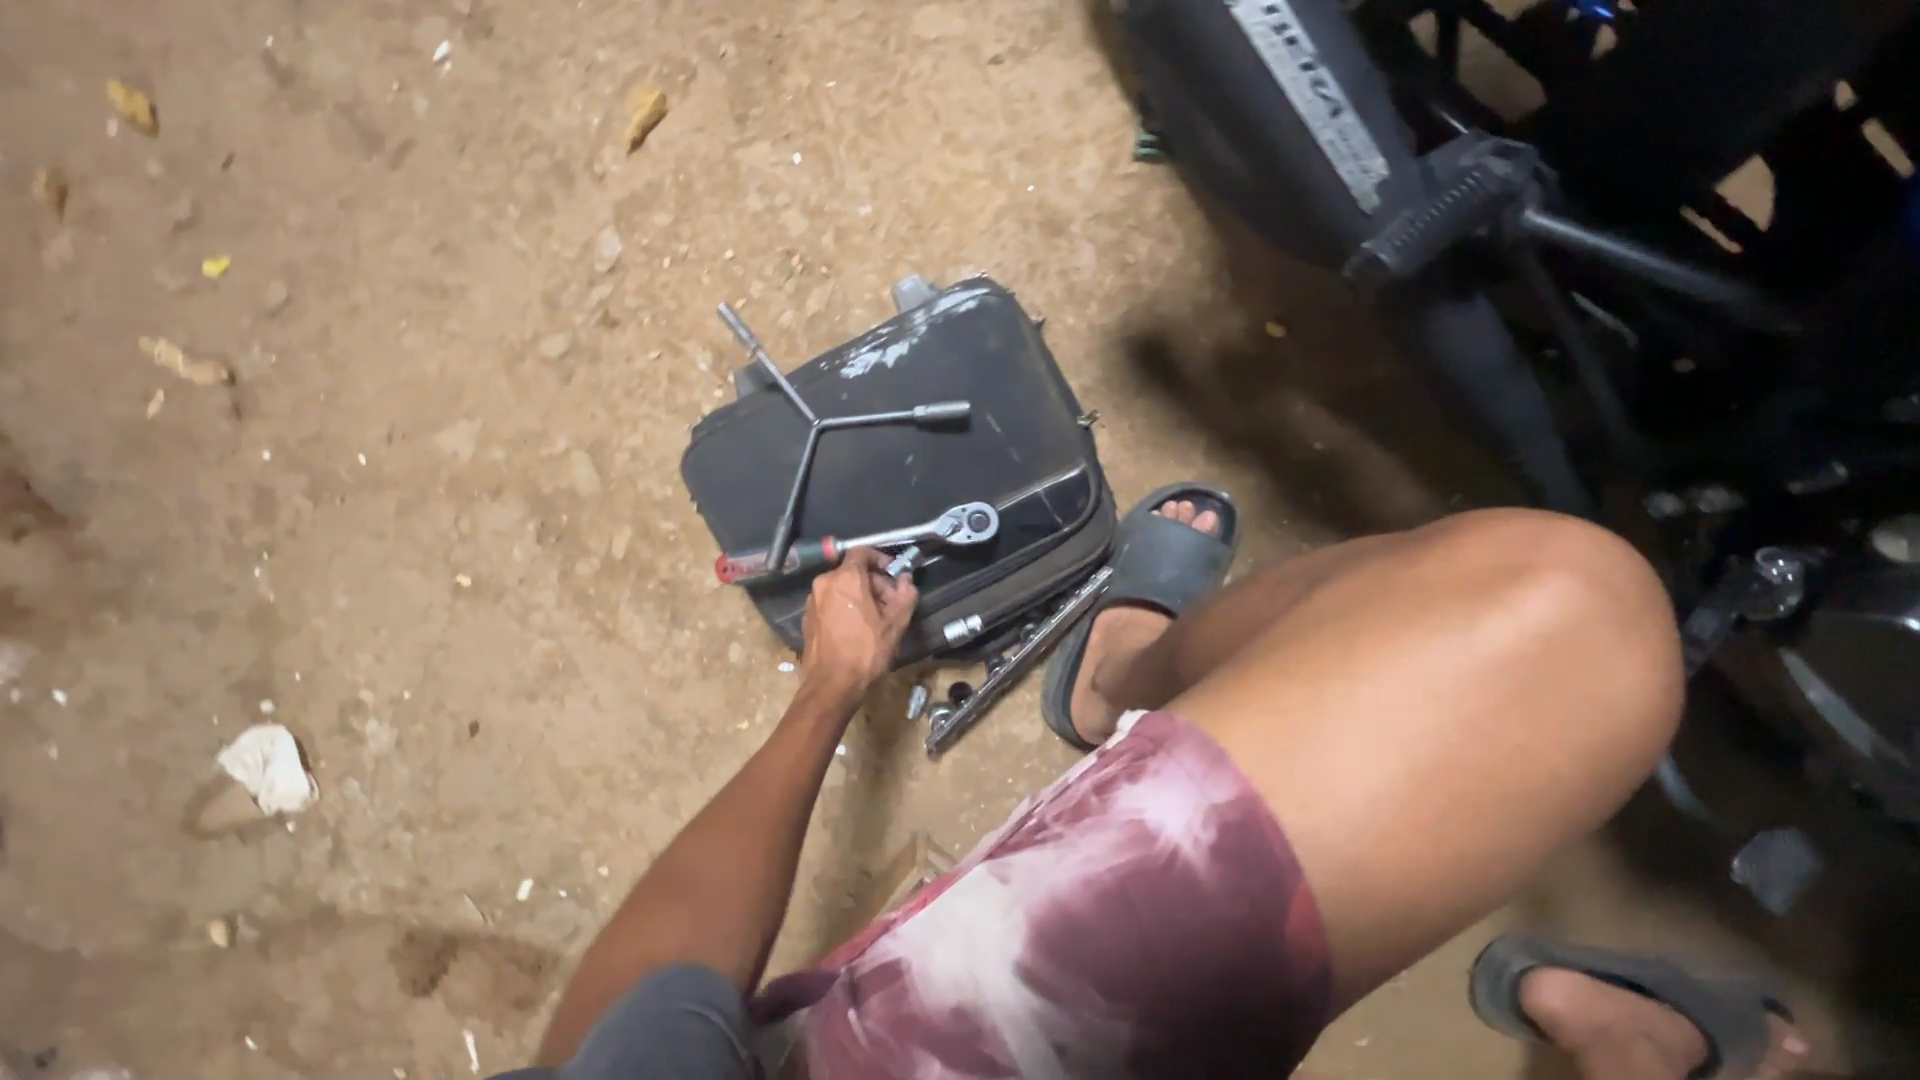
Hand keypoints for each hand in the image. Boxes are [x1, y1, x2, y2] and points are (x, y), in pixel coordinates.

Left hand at [799, 548, 917, 701]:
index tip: (894, 574)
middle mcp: (824, 583)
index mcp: (845, 578)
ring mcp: (812, 601)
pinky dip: (845, 607)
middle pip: (852, 571)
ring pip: (841, 588)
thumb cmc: (866, 651)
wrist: (833, 685)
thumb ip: (905, 595)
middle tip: (891, 602)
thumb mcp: (896, 623)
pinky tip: (858, 628)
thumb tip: (906, 580)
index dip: (880, 559)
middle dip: (874, 583)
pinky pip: (830, 603)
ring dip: (861, 596)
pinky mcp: (807, 619)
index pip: (862, 552)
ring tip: (877, 618)